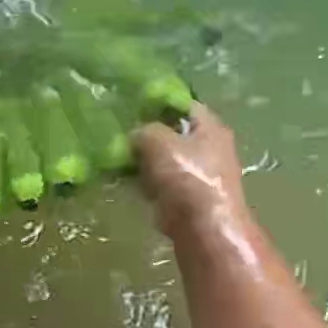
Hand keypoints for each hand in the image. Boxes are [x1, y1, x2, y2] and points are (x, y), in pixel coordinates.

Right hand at [131, 102, 249, 239]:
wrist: (201, 224)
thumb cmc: (186, 176)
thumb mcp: (158, 141)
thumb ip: (144, 130)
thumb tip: (135, 134)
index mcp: (210, 127)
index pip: (183, 104)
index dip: (158, 103)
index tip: (131, 108)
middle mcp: (208, 146)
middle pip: (172, 131)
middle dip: (146, 134)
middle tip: (120, 134)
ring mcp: (198, 171)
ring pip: (163, 156)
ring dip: (142, 158)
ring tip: (117, 157)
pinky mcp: (185, 192)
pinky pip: (159, 178)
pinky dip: (144, 179)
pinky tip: (125, 179)